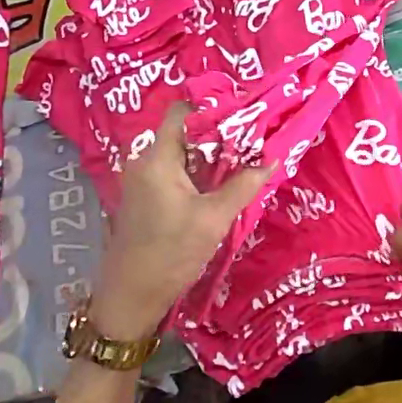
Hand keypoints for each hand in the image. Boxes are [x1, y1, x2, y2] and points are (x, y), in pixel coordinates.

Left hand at [91, 105, 273, 339]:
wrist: (130, 294)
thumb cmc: (170, 254)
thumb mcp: (213, 220)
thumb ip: (242, 186)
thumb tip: (271, 160)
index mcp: (157, 158)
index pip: (181, 111)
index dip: (211, 107)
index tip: (243, 114)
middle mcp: (146, 161)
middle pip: (183, 130)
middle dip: (217, 132)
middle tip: (252, 136)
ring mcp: (144, 179)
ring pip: (181, 152)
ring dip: (210, 154)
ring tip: (244, 156)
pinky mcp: (146, 195)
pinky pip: (175, 170)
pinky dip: (198, 171)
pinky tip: (223, 181)